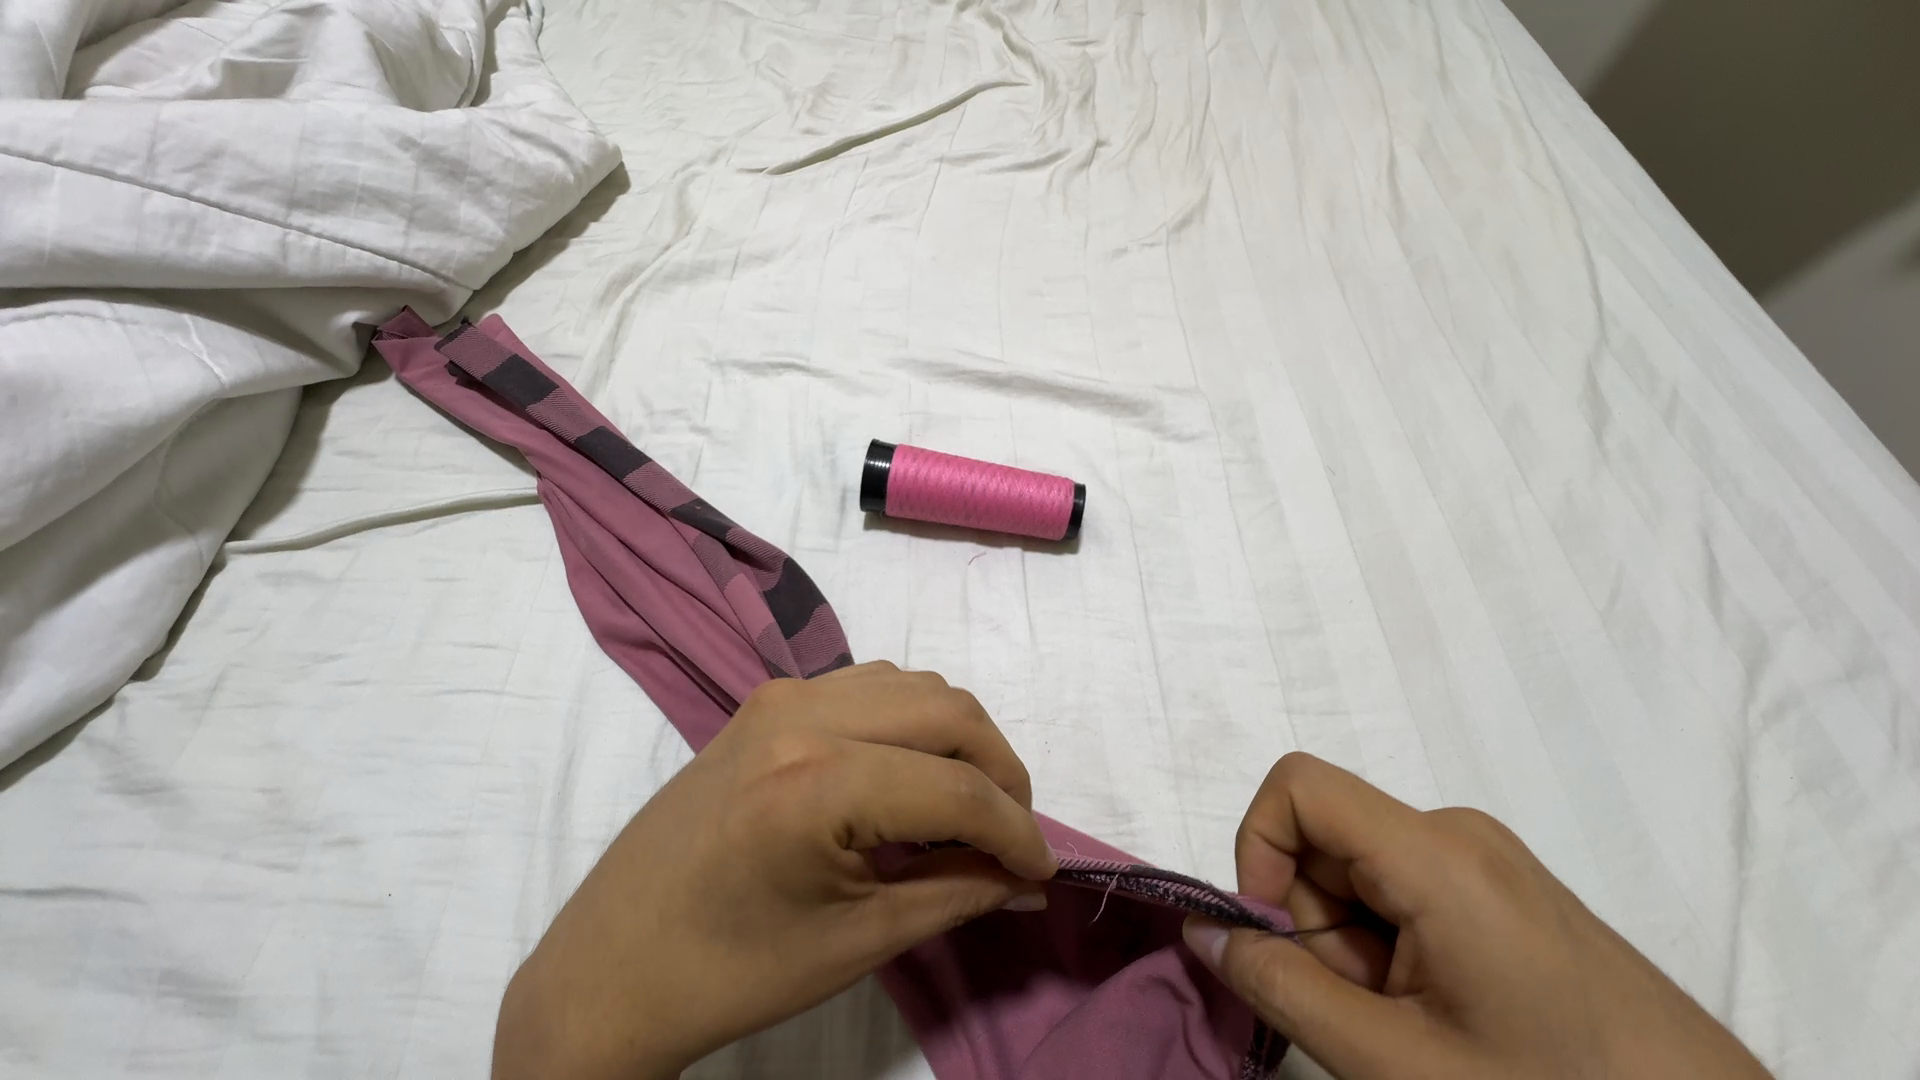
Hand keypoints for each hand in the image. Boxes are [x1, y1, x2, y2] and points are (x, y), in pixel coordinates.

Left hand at [493, 662, 1056, 1079]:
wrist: (612, 964)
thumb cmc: (731, 970)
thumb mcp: (858, 940)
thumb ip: (957, 893)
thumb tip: (1030, 879)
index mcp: (815, 783)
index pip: (956, 790)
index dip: (1016, 832)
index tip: (1043, 872)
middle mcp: (801, 715)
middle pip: (949, 713)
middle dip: (1002, 772)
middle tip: (1013, 836)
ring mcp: (780, 697)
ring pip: (914, 686)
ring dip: (960, 739)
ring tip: (968, 806)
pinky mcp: (767, 701)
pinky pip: (870, 686)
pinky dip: (914, 721)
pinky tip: (911, 774)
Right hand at [1183, 753, 1772, 1079]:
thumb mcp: (1393, 1063)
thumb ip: (1281, 986)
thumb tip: (1200, 928)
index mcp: (1436, 853)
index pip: (1297, 786)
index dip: (1258, 849)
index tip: (1277, 938)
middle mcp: (1456, 831)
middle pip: (1324, 839)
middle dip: (1315, 923)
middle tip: (1367, 1015)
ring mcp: (1484, 857)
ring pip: (1357, 871)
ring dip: (1352, 945)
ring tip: (1414, 1025)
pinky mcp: (1499, 886)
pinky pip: (1400, 889)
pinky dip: (1388, 946)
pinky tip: (1440, 1013)